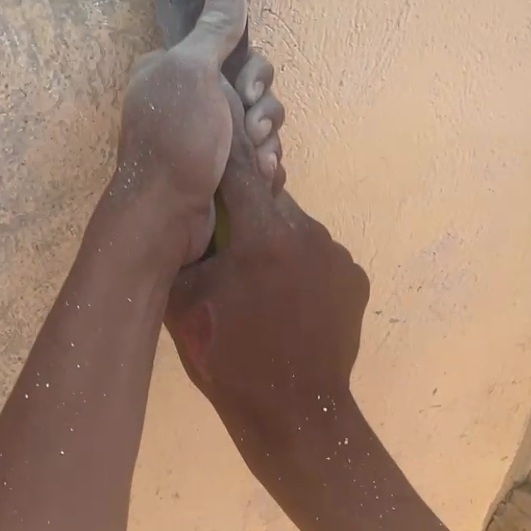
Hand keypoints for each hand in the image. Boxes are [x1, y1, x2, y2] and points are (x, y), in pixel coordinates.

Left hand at [113, 0, 281, 266]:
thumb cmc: (176, 138)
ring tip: (256, 163)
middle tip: (252, 131)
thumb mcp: (193, 71)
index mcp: (174, 70)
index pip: (232, 51)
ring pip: (261, 124)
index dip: (250, 71)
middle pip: (253, 88)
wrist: (168, 217)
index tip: (244, 92)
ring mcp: (207, 137)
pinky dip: (265, 167)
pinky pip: (260, 156)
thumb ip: (215, 28)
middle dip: (262, 111)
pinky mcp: (223, 170)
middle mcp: (190, 99)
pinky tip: (261, 179)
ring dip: (267, 142)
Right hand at [163, 111, 369, 482]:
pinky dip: (298, 262)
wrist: (296, 417)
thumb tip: (177, 213)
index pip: (239, 166)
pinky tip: (285, 296)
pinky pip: (316, 253)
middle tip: (224, 227)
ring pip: (293, 225)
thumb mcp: (184, 303)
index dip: (224, 140)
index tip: (216, 113)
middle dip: (245, 204)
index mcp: (262, 234)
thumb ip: (182, 248)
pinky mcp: (353, 277)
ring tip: (255, 275)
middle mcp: (306, 232)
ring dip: (272, 236)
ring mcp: (336, 255)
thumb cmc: (229, 358)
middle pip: (267, 196)